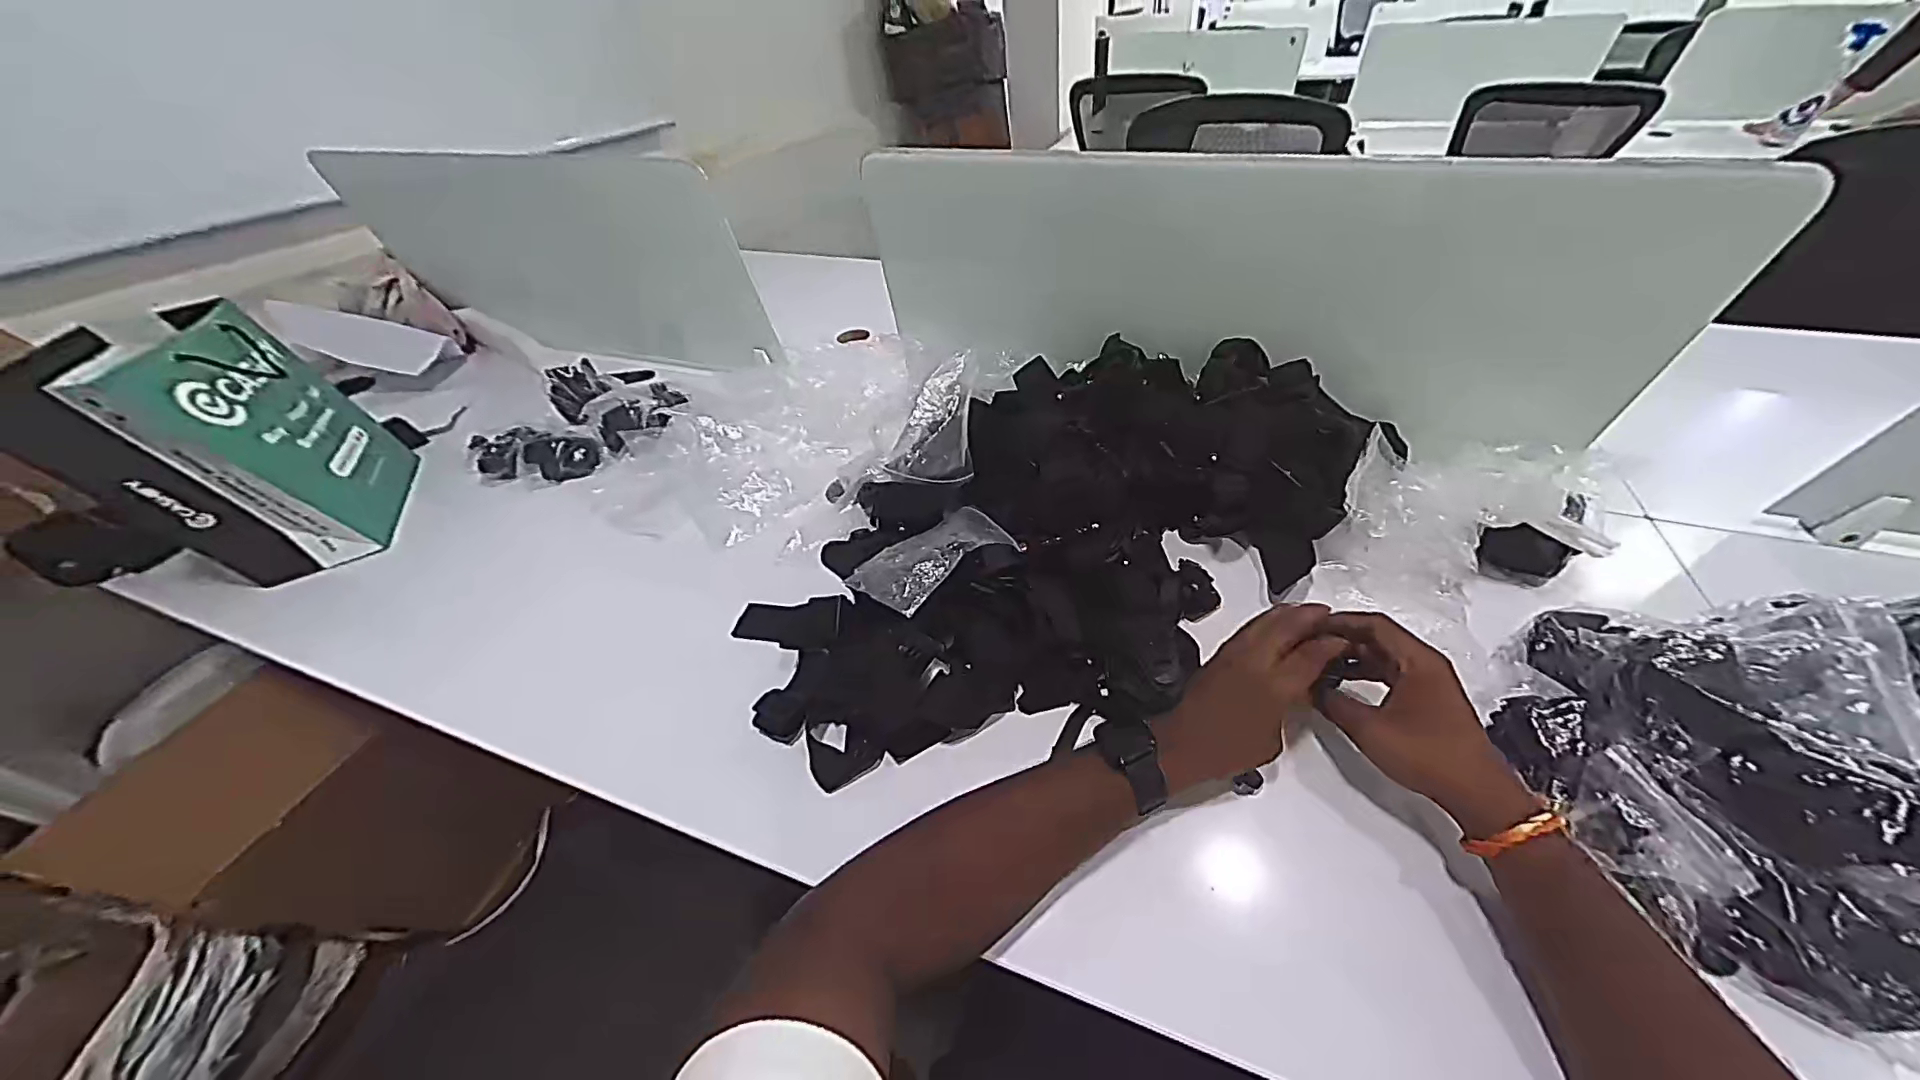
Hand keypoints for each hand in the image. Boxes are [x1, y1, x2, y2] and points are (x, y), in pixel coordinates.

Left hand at [1156, 604, 1348, 792]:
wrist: (1183, 744)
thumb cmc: (1224, 749)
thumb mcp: (1272, 739)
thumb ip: (1289, 708)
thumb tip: (1295, 694)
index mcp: (1275, 687)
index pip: (1311, 654)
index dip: (1331, 644)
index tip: (1343, 640)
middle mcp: (1253, 664)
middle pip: (1287, 627)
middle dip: (1310, 616)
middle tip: (1325, 615)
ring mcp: (1232, 656)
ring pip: (1264, 622)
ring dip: (1287, 614)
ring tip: (1303, 613)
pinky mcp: (1217, 656)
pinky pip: (1247, 630)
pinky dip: (1264, 622)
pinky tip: (1272, 625)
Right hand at [1317, 612, 1538, 837]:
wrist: (1475, 793)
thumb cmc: (1433, 757)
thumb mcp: (1368, 728)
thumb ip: (1333, 702)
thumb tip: (1311, 689)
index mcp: (1419, 661)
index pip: (1373, 624)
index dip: (1338, 622)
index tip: (1311, 626)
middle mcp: (1427, 666)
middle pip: (1378, 637)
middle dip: (1341, 638)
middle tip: (1310, 643)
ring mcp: (1429, 682)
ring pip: (1383, 655)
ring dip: (1351, 657)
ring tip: (1319, 663)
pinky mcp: (1427, 700)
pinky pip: (1390, 673)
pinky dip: (1364, 673)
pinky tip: (1342, 685)